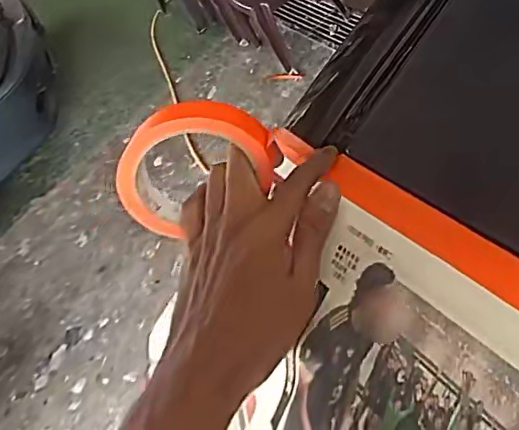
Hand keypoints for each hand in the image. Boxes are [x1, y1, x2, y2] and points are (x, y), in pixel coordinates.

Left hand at [126, 144, 340, 429]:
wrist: (202, 368)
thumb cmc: (251, 338)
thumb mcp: (301, 289)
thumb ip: (313, 234)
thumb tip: (326, 195)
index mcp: (265, 228)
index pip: (296, 180)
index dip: (315, 163)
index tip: (325, 158)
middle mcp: (233, 220)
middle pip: (242, 158)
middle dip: (264, 150)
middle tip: (282, 161)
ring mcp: (209, 229)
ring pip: (217, 173)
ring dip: (238, 169)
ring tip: (258, 182)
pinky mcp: (191, 244)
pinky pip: (195, 201)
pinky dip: (209, 192)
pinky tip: (220, 203)